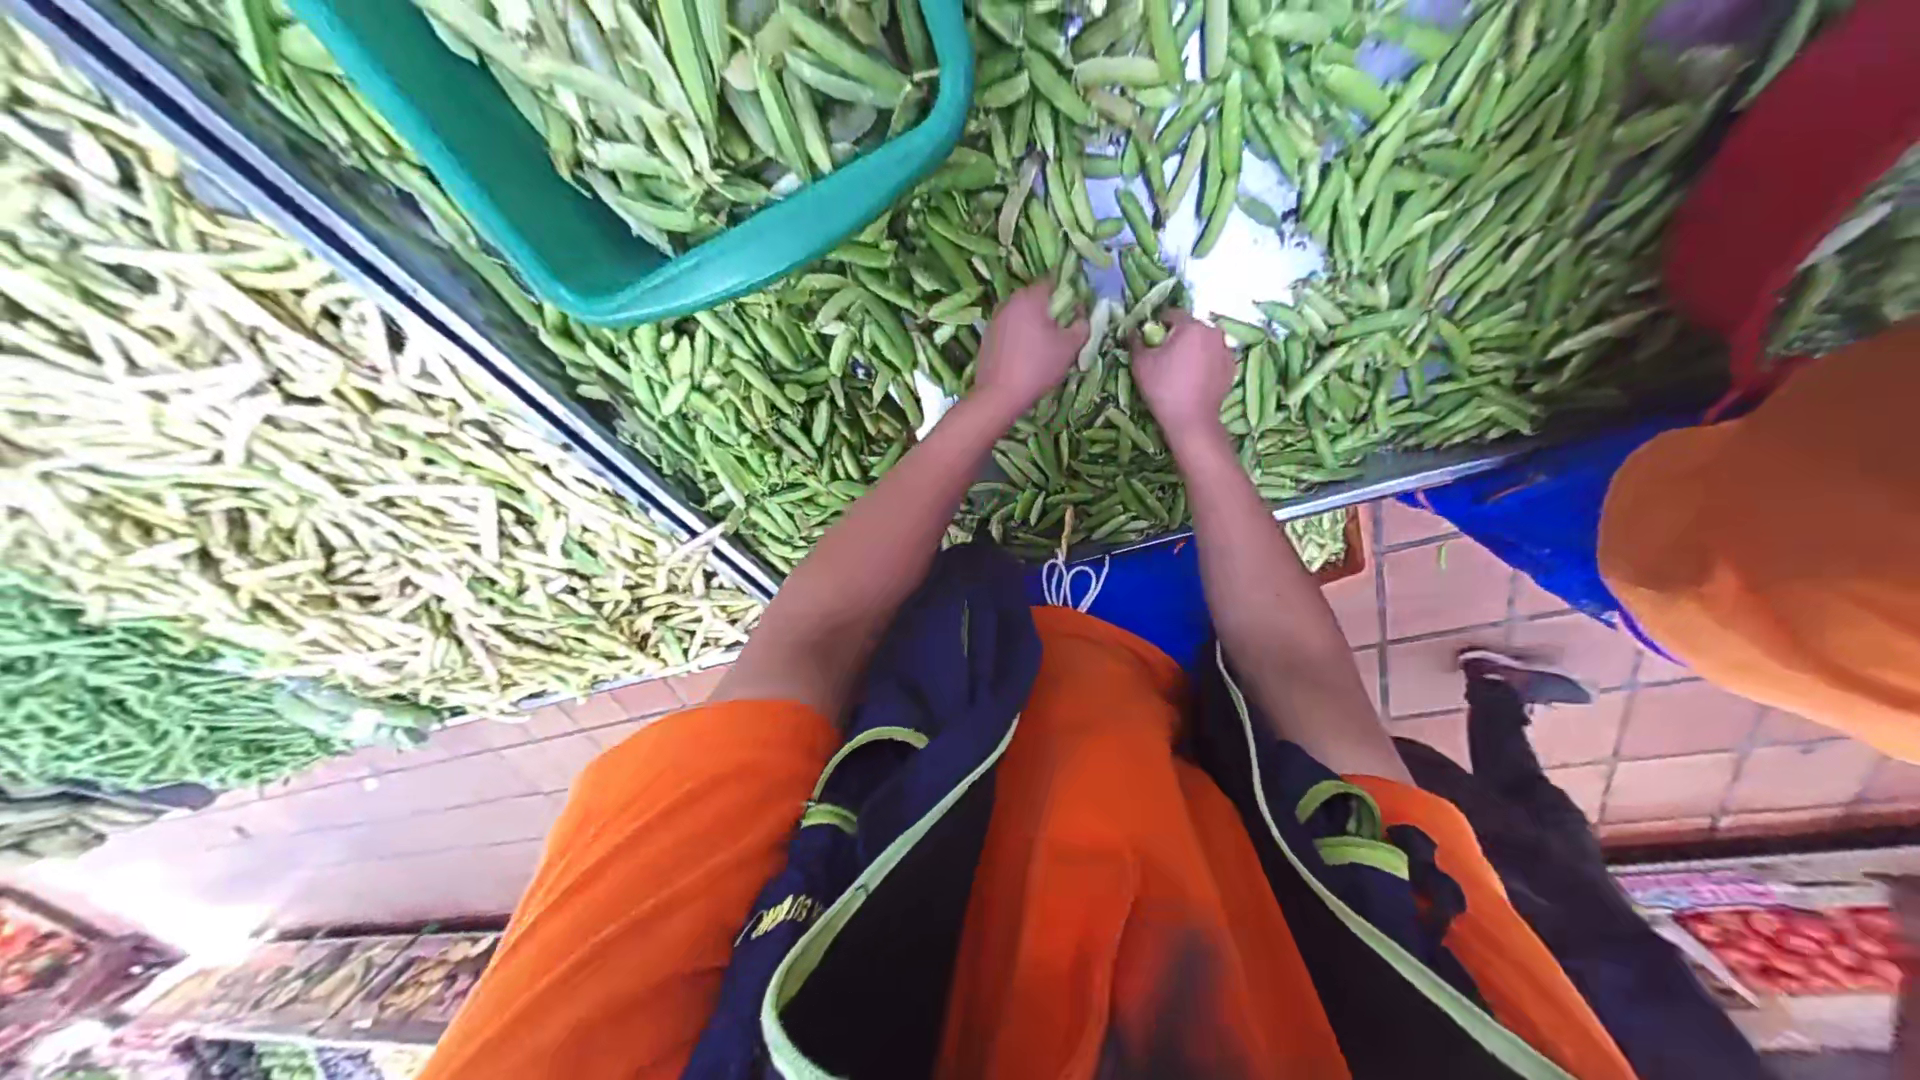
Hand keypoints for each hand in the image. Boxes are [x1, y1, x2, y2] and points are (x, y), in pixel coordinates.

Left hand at [971, 282, 1088, 418]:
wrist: (998, 395)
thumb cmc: (1037, 366)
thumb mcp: (1069, 347)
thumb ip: (1081, 327)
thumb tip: (1083, 318)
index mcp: (1029, 298)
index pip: (1051, 282)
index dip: (1066, 293)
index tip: (1074, 309)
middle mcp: (1008, 303)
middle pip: (1034, 299)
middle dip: (1049, 310)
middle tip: (1062, 329)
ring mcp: (994, 321)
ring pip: (1020, 315)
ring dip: (1033, 324)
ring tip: (1044, 345)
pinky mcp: (987, 339)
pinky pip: (1009, 330)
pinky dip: (1019, 337)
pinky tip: (1026, 356)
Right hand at [1131, 310, 1237, 449]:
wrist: (1191, 420)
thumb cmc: (1163, 388)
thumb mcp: (1140, 364)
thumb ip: (1135, 341)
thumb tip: (1133, 330)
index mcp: (1191, 326)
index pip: (1172, 314)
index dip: (1158, 324)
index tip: (1151, 340)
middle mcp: (1213, 332)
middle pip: (1190, 327)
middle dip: (1178, 336)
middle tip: (1165, 356)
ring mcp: (1226, 349)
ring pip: (1204, 341)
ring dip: (1193, 348)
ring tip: (1182, 368)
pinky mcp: (1232, 366)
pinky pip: (1214, 356)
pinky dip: (1205, 361)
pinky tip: (1195, 377)